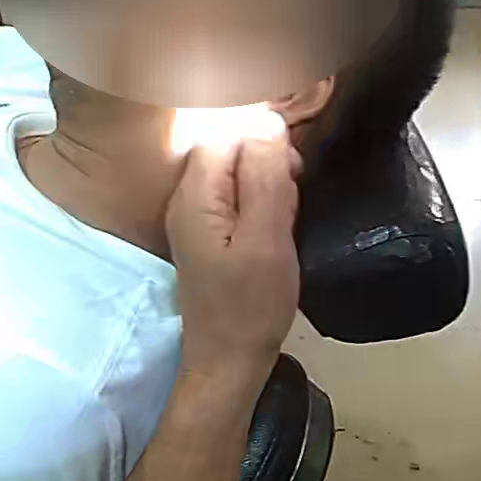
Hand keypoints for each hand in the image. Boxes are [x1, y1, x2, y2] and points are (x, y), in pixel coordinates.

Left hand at [166, 134, 300, 392]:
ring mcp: (196, 220)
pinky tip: (276, 233)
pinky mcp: (210, 237)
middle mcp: (187, 200)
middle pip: (229, 149)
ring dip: (269, 187)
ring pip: (237, 175)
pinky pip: (237, 201)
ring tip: (285, 221)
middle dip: (268, 164)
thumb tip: (266, 120)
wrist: (229, 361)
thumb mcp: (267, 239)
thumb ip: (265, 177)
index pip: (225, 131)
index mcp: (195, 195)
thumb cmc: (251, 306)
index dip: (263, 138)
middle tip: (291, 200)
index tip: (292, 169)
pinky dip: (263, 208)